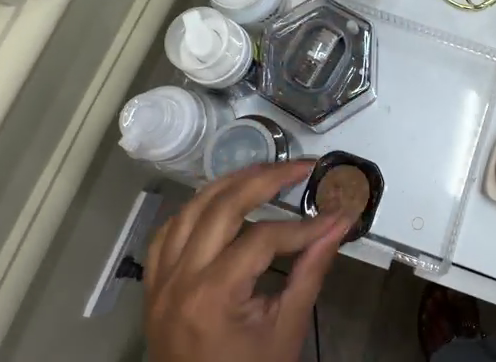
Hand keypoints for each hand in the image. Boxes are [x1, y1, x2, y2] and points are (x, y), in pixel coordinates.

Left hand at [144, 161, 349, 361]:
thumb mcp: (287, 328)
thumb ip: (312, 269)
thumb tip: (341, 222)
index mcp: (213, 296)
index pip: (264, 238)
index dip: (302, 225)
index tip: (334, 215)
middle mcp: (180, 280)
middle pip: (222, 206)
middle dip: (265, 179)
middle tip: (300, 167)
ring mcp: (161, 283)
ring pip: (191, 210)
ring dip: (228, 185)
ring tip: (265, 172)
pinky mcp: (153, 288)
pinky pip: (167, 233)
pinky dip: (194, 211)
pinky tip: (220, 204)